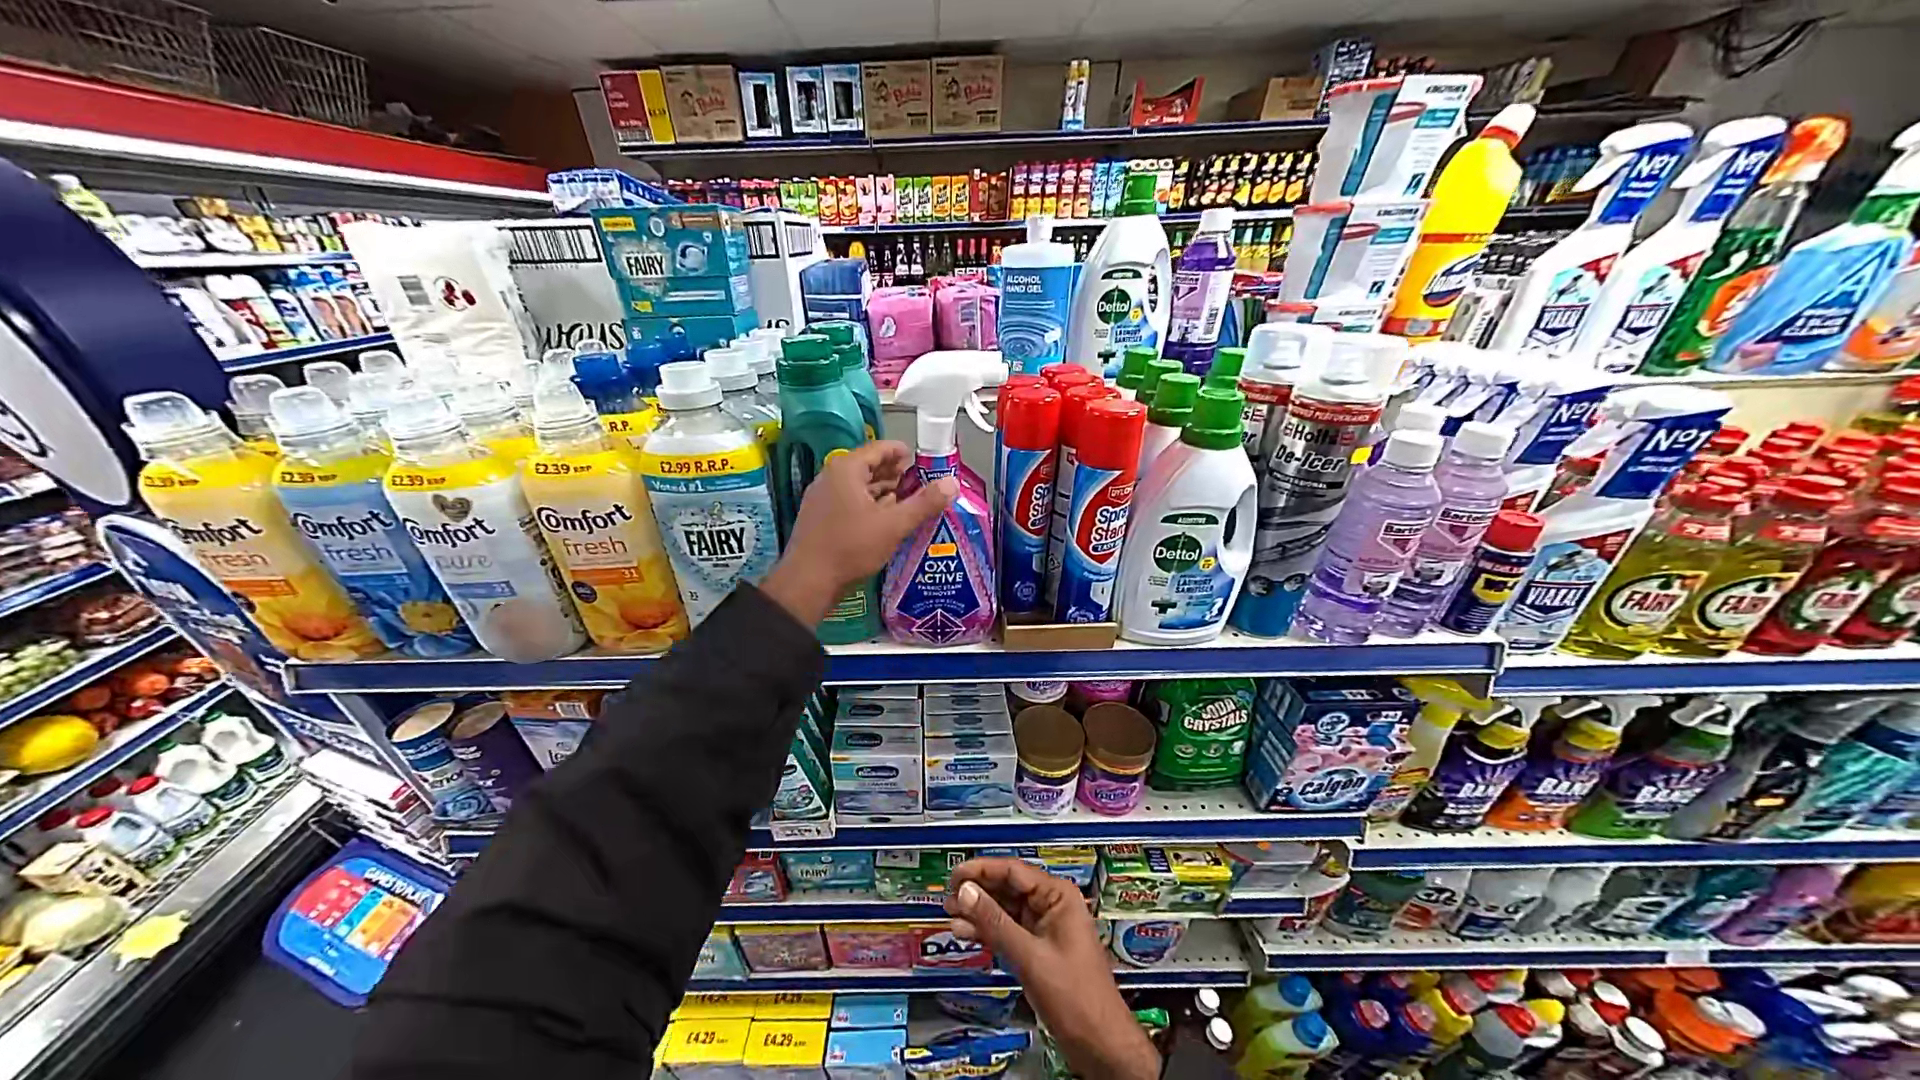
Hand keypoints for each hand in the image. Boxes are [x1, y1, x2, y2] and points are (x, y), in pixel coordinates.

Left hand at [760, 440, 955, 625]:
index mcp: (846, 469)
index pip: (879, 448)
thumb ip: (924, 503)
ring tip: (906, 499)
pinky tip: (884, 519)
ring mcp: (822, 497)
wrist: (809, 581)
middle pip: (868, 466)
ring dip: (882, 490)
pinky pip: (848, 501)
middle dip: (894, 473)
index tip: (920, 458)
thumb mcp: (894, 525)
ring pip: (858, 486)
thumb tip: (952, 484)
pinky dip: (868, 504)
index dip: (902, 452)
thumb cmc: (851, 547)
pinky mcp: (819, 517)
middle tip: (918, 481)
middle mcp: (830, 477)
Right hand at [947, 858, 1160, 1079]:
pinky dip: (987, 931)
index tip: (954, 876)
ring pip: (1004, 909)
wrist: (1099, 1042)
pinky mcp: (1037, 948)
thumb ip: (995, 922)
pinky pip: (1007, 930)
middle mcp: (1051, 905)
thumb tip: (966, 892)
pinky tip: (966, 933)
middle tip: (949, 897)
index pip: (1012, 870)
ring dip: (978, 912)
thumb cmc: (1075, 997)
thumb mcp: (1029, 955)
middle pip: (1007, 887)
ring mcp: (1044, 927)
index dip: (981, 870)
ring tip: (951, 915)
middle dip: (977, 891)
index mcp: (1058, 896)